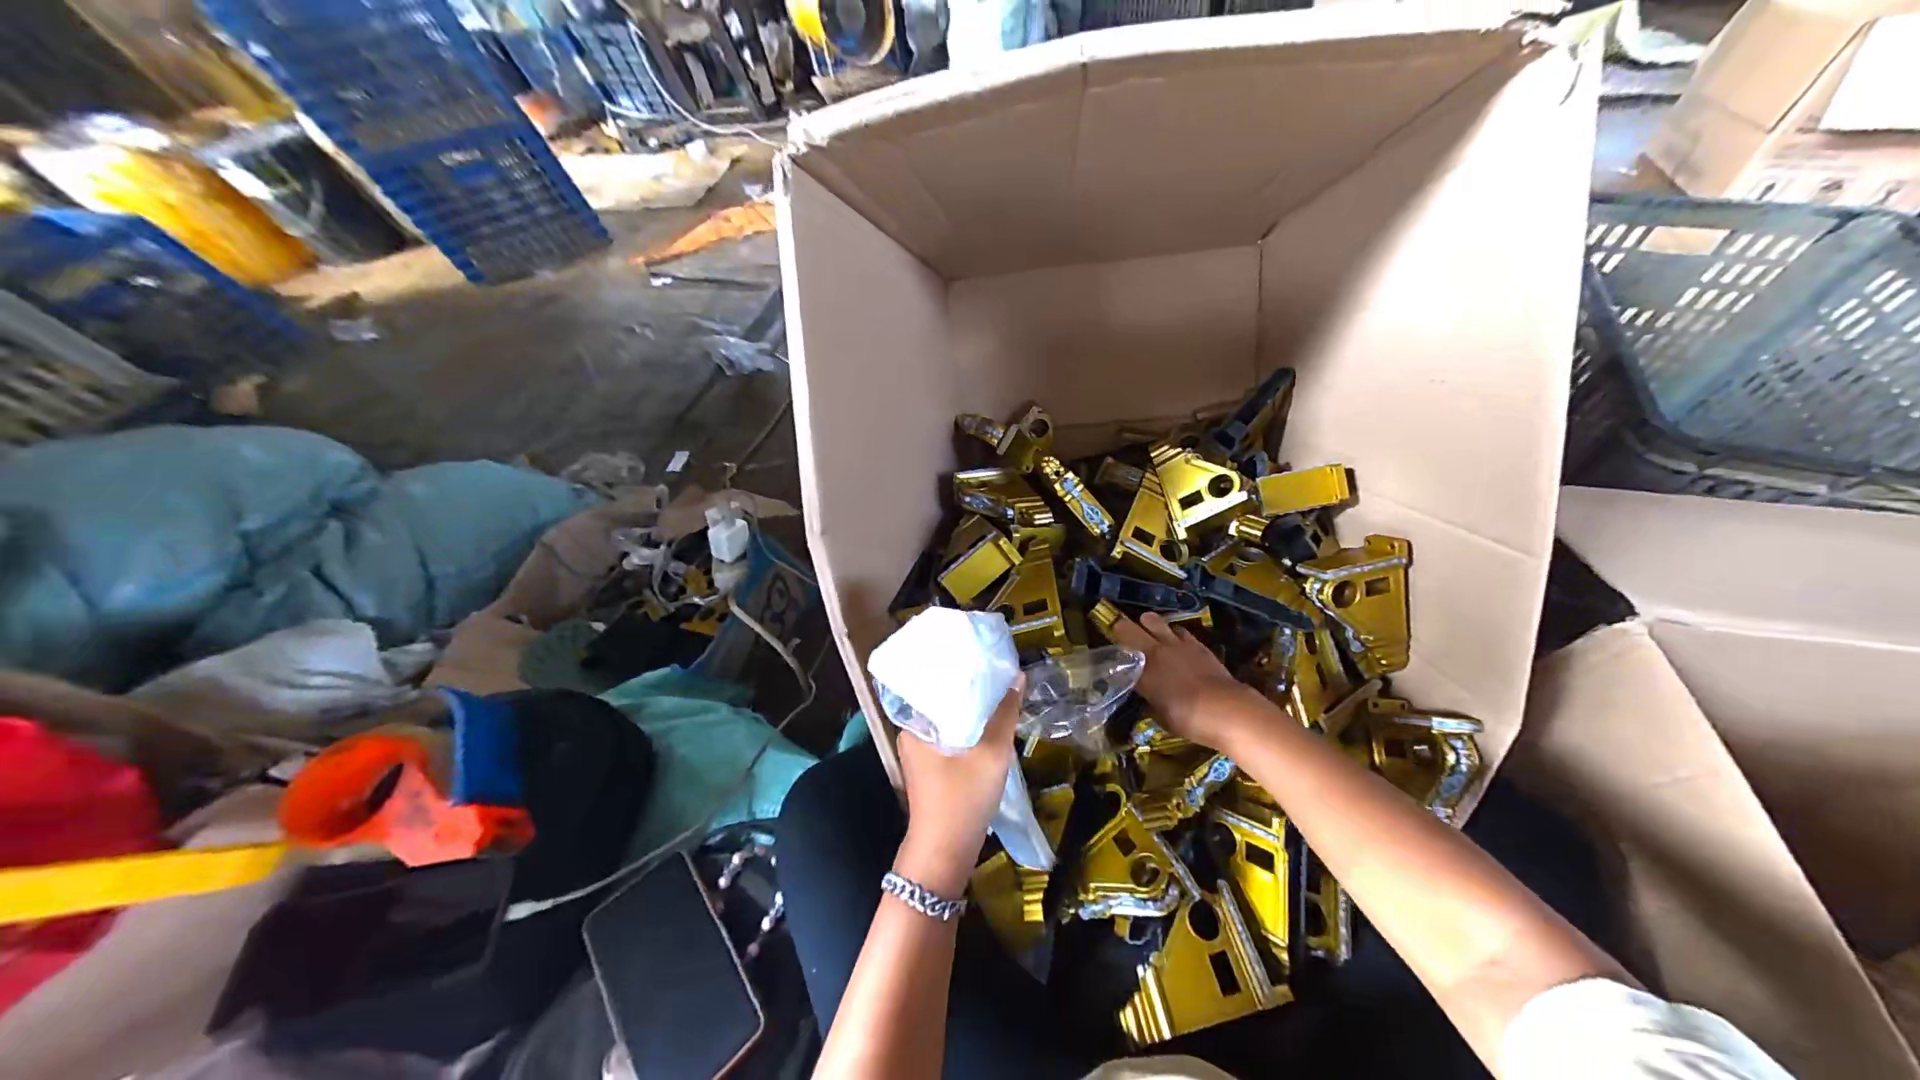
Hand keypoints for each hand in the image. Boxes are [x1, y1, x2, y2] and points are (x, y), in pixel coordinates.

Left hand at [893, 675, 1023, 895]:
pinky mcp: (933, 770)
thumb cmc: (962, 801)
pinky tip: (991, 724)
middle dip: (969, 690)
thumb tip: (1017, 677)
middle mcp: (913, 735)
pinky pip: (952, 739)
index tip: (980, 656)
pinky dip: (970, 731)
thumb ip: (1004, 715)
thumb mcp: (990, 755)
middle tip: (996, 671)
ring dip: (972, 712)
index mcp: (914, 726)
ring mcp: (922, 755)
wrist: (945, 854)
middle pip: (943, 703)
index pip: (933, 684)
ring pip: (950, 722)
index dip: (958, 670)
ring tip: (997, 691)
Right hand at [1110, 612, 1266, 749]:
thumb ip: (1149, 699)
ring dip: (1149, 625)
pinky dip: (1173, 634)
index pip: (1116, 651)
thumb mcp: (1159, 715)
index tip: (1108, 650)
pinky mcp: (1196, 643)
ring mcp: (1175, 643)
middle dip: (1121, 628)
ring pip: (1153, 620)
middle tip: (1122, 636)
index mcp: (1140, 670)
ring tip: (1150, 635)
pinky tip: (1176, 643)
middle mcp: (1153, 651)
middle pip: (1127, 626)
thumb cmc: (1188, 719)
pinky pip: (1178, 630)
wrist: (1227, 710)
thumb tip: (1146, 696)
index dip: (1110, 647)